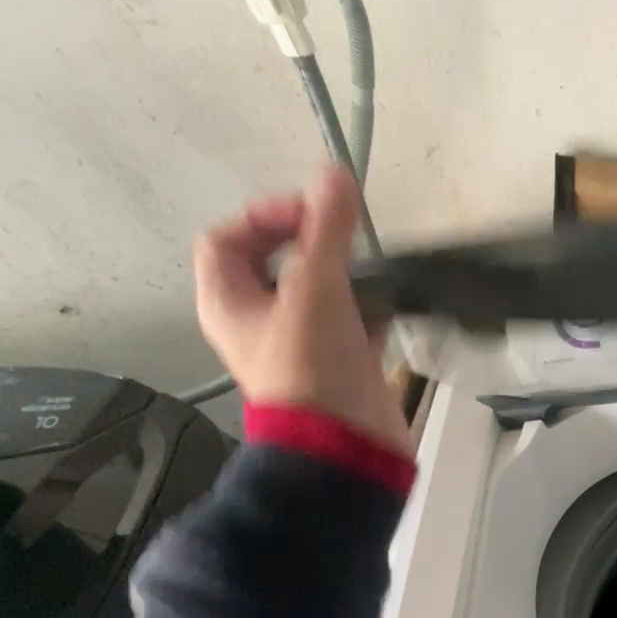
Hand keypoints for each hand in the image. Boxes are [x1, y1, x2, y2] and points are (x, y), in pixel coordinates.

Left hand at [192, 164, 407, 453]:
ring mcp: (299, 343)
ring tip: (369, 270)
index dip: (264, 217)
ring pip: (314, 292)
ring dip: (341, 274)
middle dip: (307, 243)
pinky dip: (366, 307)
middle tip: (341, 238)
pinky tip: (389, 303)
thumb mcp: (317, 290)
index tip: (310, 218)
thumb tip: (335, 175)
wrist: (348, 443)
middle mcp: (256, 320)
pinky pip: (347, 321)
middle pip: (273, 262)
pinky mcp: (337, 362)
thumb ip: (327, 232)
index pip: (227, 238)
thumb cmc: (315, 368)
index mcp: (228, 301)